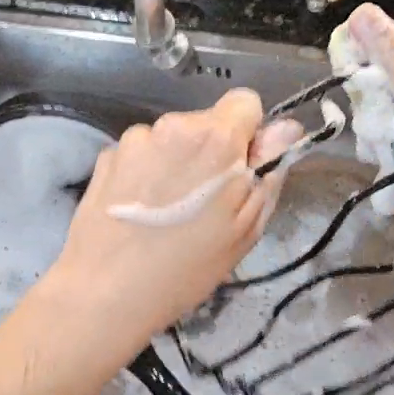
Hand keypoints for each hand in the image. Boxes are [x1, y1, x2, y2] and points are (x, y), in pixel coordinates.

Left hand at [42, 89, 300, 346]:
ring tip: (168, 212)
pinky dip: (146, 174)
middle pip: (206, 122)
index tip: (239, 171)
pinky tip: (140, 211)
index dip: (248, 134)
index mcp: (214, 137)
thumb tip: (287, 128)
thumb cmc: (187, 266)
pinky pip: (142, 154)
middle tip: (205, 204)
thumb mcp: (246, 226)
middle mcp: (172, 125)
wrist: (105, 292)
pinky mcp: (106, 156)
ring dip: (177, 163)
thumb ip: (269, 169)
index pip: (246, 101)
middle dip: (211, 152)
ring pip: (173, 140)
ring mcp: (134, 139)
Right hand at [343, 4, 393, 219]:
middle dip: (371, 108)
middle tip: (387, 132)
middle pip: (373, 77)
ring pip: (376, 106)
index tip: (366, 100)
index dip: (361, 70)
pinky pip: (387, 126)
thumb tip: (358, 12)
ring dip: (378, 130)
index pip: (375, 41)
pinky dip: (387, 143)